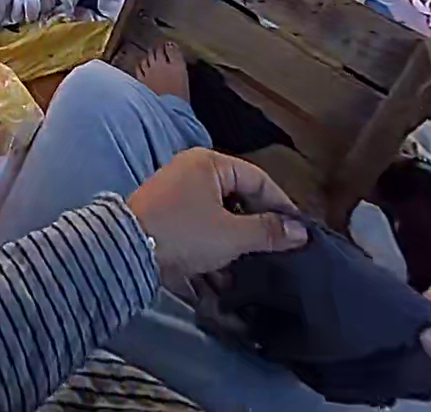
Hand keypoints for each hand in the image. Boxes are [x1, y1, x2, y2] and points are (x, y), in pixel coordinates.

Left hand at [126, 148, 307, 279]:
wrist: (129, 249)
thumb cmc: (184, 232)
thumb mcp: (232, 235)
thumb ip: (268, 231)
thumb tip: (301, 230)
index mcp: (209, 163)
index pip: (257, 178)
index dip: (281, 204)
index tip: (300, 231)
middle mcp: (193, 168)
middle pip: (238, 194)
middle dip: (258, 223)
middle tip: (280, 248)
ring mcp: (178, 188)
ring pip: (220, 211)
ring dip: (237, 237)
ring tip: (255, 262)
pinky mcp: (168, 211)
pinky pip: (202, 222)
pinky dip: (216, 241)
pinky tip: (226, 269)